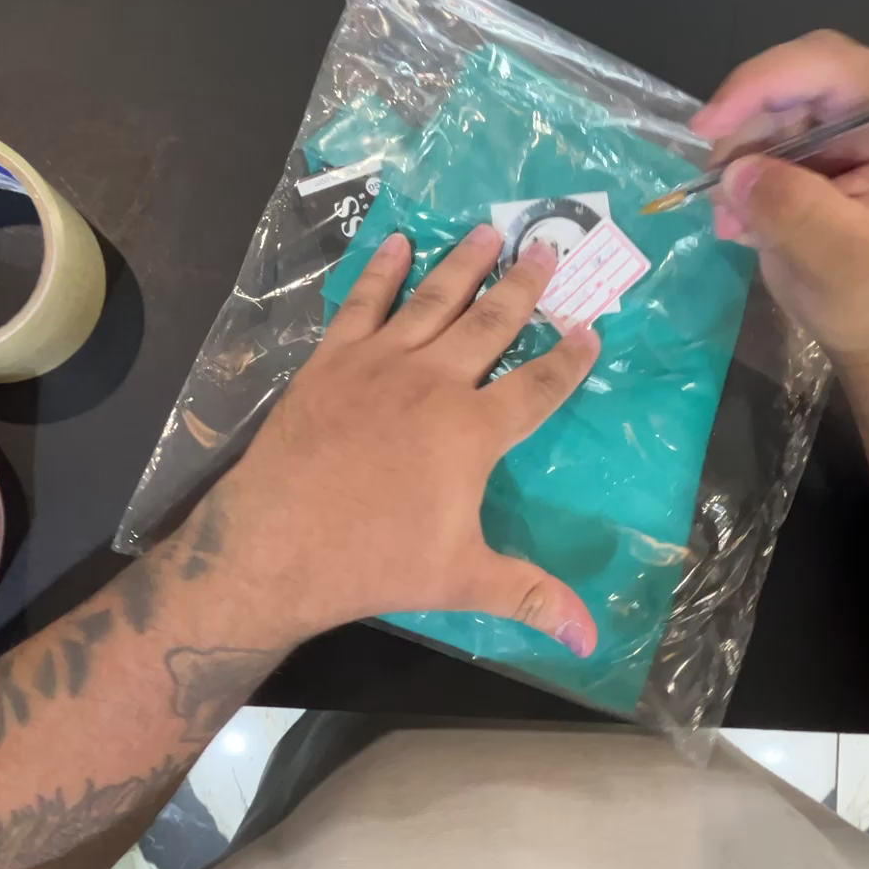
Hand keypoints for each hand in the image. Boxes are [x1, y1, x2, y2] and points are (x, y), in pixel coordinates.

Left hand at [207, 225, 602, 653]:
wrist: (276, 545)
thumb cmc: (373, 561)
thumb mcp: (461, 579)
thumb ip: (530, 596)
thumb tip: (591, 639)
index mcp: (472, 431)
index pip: (537, 386)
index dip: (568, 360)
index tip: (591, 329)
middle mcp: (433, 382)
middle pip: (491, 324)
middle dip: (524, 288)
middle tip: (547, 250)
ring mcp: (380, 364)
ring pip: (434, 301)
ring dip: (465, 264)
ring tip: (489, 229)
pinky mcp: (332, 360)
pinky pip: (363, 303)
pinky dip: (381, 271)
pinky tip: (396, 243)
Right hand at [693, 31, 868, 369]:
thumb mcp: (841, 256)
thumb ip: (793, 209)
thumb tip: (734, 173)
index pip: (825, 65)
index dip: (762, 82)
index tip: (708, 127)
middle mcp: (862, 115)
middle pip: (784, 87)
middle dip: (741, 133)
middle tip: (716, 188)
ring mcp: (828, 141)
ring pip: (758, 122)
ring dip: (732, 169)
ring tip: (732, 223)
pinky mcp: (798, 169)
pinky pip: (749, 158)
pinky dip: (733, 191)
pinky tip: (739, 229)